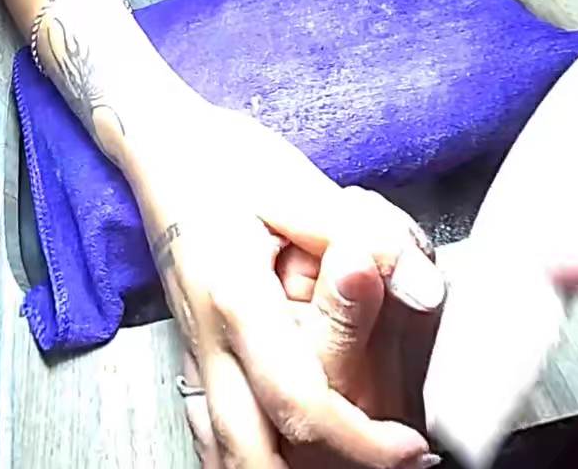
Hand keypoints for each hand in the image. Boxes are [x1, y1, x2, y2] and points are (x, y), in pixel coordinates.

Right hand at [124, 101, 442, 468]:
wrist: (158, 141)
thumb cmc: (221, 154)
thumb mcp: (292, 183)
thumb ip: (358, 235)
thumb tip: (419, 285)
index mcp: (235, 294)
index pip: (299, 400)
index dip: (363, 440)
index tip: (412, 448)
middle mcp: (207, 329)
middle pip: (245, 451)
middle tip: (376, 464)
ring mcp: (190, 335)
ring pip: (216, 443)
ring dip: (269, 467)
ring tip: (326, 461)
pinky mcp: (187, 331)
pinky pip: (206, 417)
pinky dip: (238, 448)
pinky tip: (268, 445)